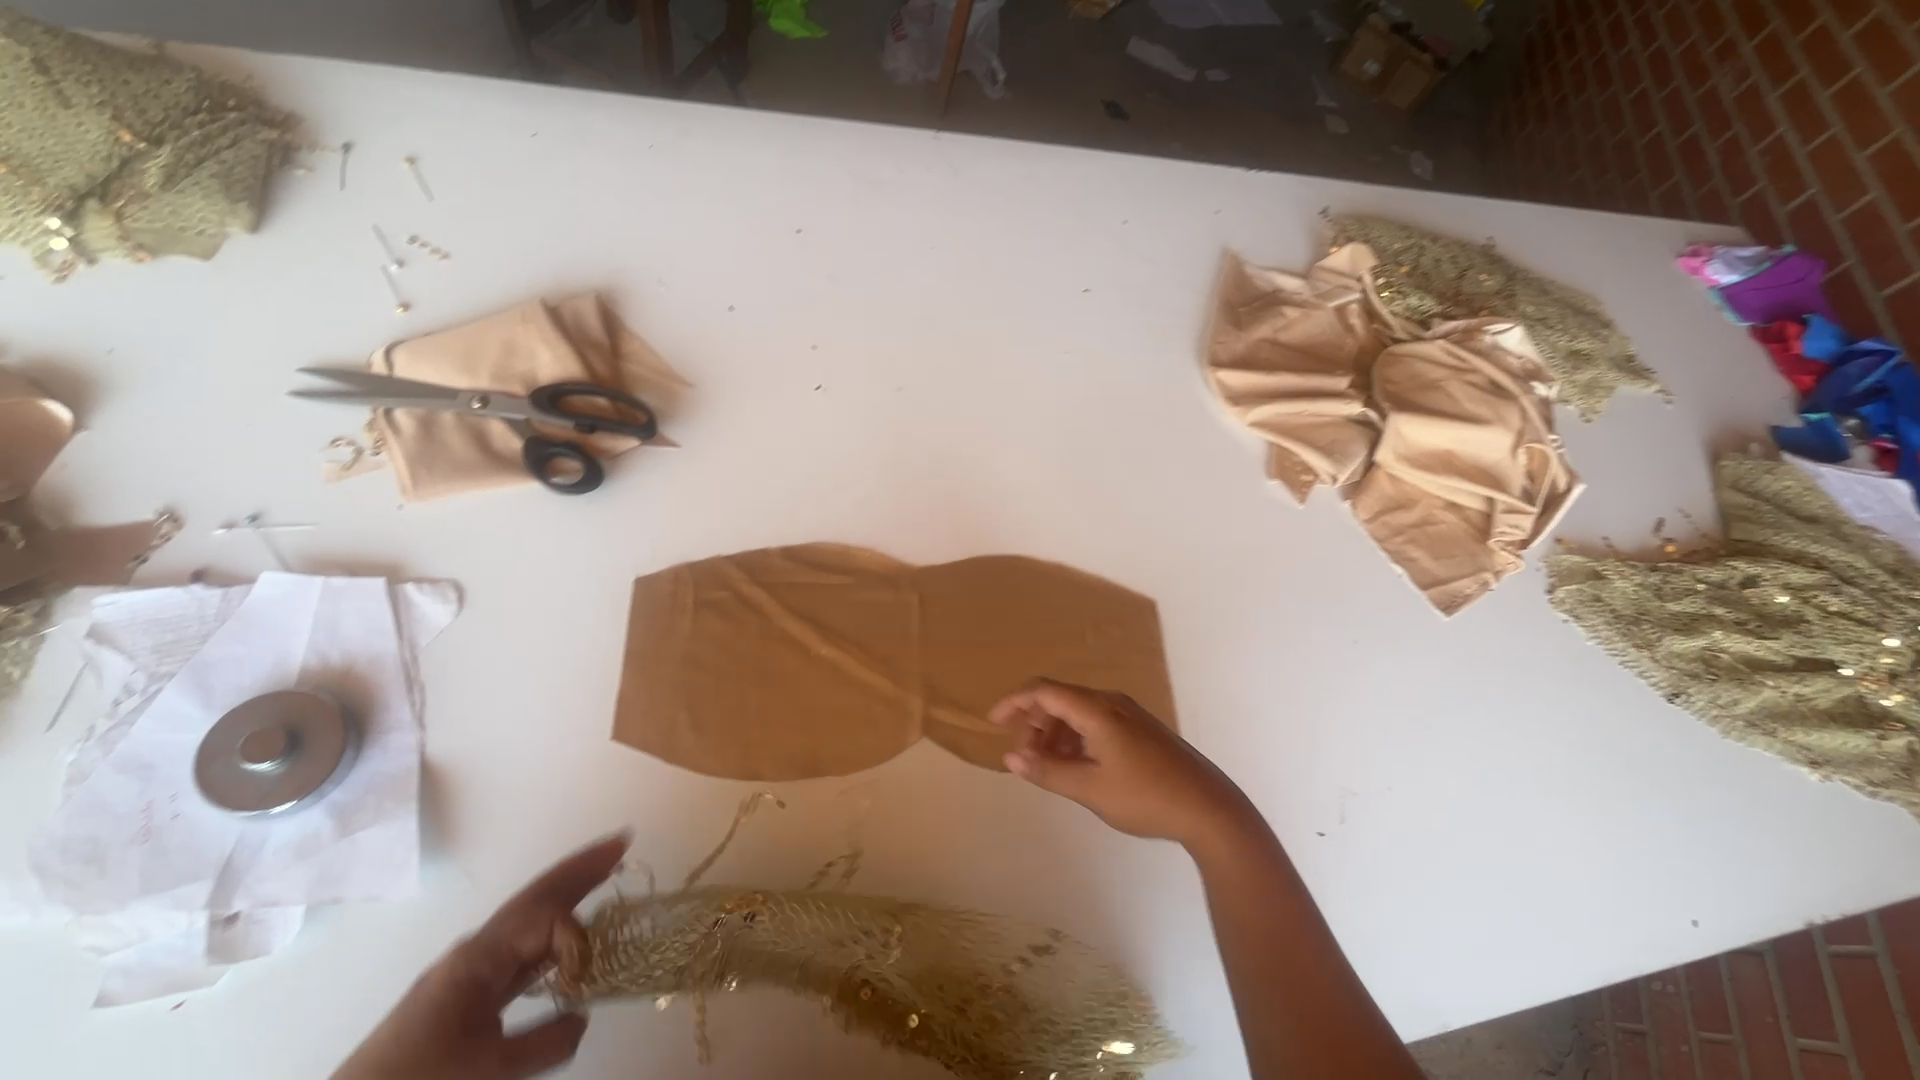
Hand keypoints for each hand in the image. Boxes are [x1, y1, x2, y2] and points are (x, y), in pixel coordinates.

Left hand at [333, 834, 629, 1079]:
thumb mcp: (489, 1070)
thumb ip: (545, 1043)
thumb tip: (583, 1016)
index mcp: (479, 958)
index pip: (546, 921)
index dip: (578, 940)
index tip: (588, 981)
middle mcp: (475, 951)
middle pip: (537, 897)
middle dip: (580, 869)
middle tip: (621, 841)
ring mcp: (469, 969)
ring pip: (529, 917)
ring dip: (567, 892)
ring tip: (605, 871)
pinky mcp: (466, 992)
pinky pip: (520, 946)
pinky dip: (551, 930)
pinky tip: (567, 935)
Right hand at [988, 679, 1254, 847]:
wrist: (1209, 809)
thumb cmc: (1145, 797)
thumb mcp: (1089, 789)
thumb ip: (1047, 771)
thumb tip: (1011, 756)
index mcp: (1098, 710)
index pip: (1044, 690)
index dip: (1014, 702)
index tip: (993, 723)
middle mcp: (1112, 703)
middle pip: (1060, 698)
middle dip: (1034, 722)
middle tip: (1024, 756)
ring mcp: (1130, 715)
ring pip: (1078, 712)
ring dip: (1055, 733)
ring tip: (1047, 767)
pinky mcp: (1141, 730)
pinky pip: (1096, 722)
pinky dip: (1076, 739)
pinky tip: (1076, 767)